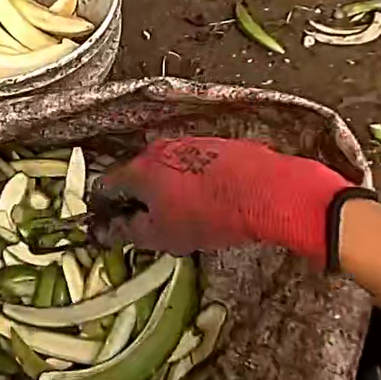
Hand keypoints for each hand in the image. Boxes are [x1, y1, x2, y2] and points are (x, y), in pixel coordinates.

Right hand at [97, 137, 367, 267]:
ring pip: (167, 169)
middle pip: (137, 175)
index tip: (114, 224)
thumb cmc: (210, 216)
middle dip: (140, 198)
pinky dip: (196, 181)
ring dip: (168, 189)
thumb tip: (108, 230)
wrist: (274, 193)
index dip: (105, 208)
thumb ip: (128, 232)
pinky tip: (214, 200)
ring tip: (188, 213)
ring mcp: (190, 144)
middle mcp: (157, 150)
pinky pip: (196, 165)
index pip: (105, 186)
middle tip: (153, 223)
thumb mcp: (162, 235)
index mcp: (137, 170)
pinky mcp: (220, 145)